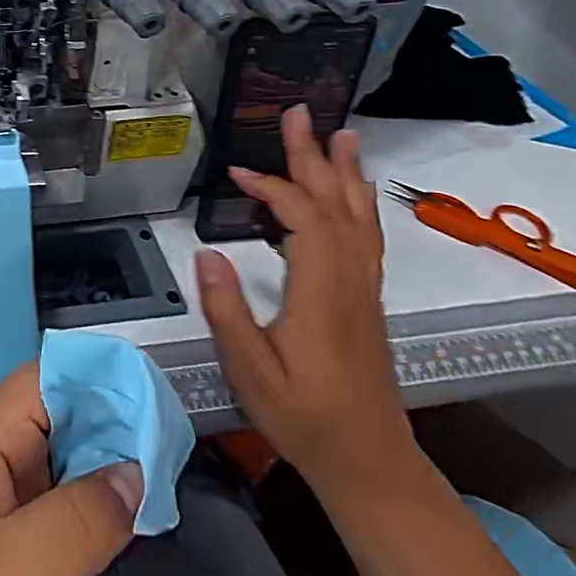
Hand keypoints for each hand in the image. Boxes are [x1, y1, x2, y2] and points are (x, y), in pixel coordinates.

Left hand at [0, 364, 143, 575]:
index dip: (104, 378)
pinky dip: (97, 505)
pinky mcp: (6, 534)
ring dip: (112, 465)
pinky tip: (127, 520)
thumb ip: (78, 519)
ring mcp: (0, 494)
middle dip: (117, 424)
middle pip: (65, 413)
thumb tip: (137, 476)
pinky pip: (61, 501)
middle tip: (173, 449)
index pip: (51, 375)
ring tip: (163, 480)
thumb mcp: (11, 568)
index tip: (159, 401)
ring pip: (67, 458)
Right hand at [195, 105, 414, 487]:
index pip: (303, 221)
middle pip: (336, 206)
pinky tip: (352, 194)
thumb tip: (206, 255)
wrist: (369, 460)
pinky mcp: (366, 299)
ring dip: (346, 173)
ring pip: (359, 218)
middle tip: (300, 114)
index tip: (236, 172)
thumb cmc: (305, 418)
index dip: (272, 188)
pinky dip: (357, 204)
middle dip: (314, 157)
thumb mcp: (252, 373)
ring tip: (341, 136)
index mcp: (321, 294)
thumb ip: (227, 312)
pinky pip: (365, 237)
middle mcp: (350, 282)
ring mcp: (364, 289)